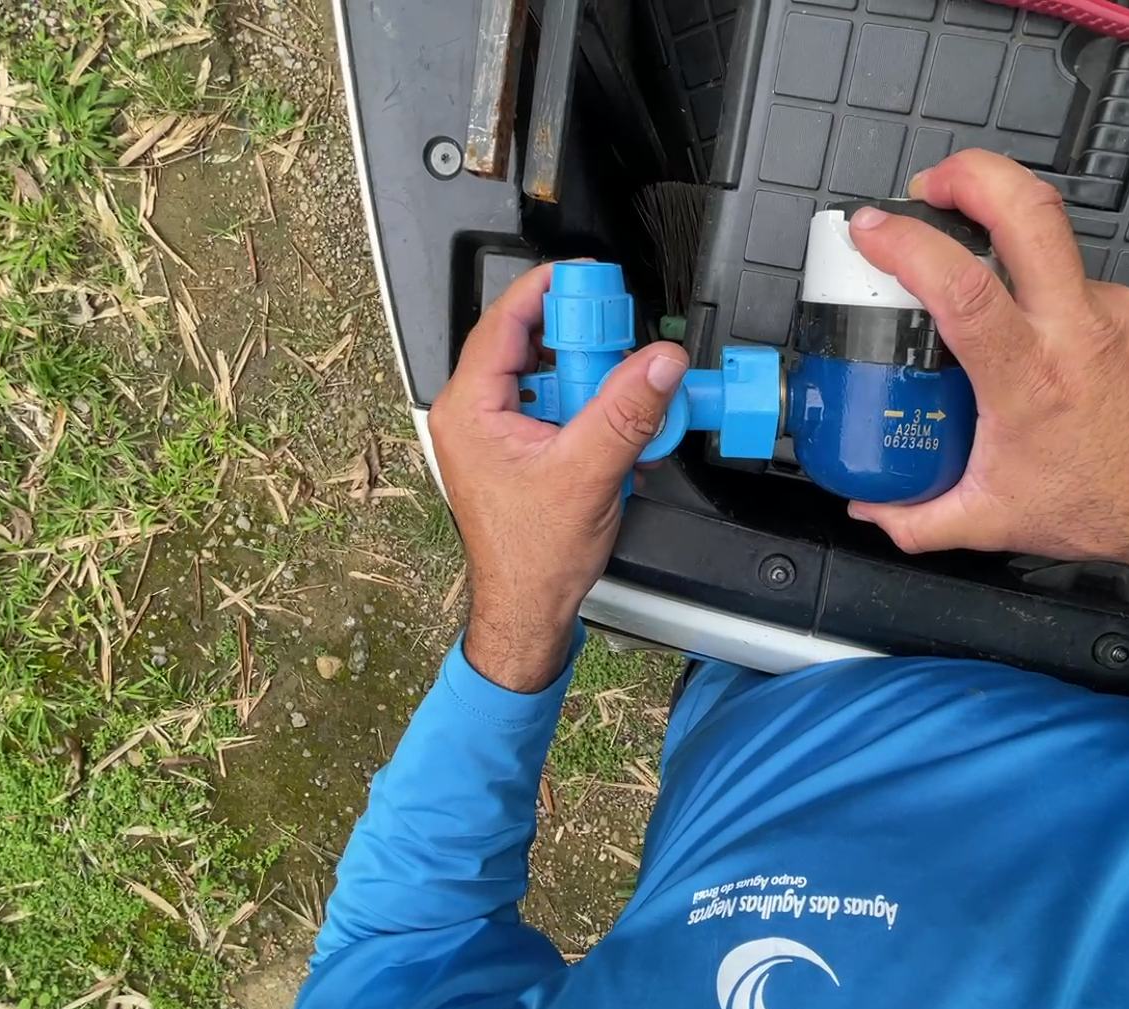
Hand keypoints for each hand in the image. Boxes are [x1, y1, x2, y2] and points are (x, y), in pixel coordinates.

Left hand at [428, 263, 688, 689]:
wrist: (529, 609)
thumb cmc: (532, 558)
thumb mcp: (587, 475)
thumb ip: (627, 413)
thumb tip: (657, 363)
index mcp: (471, 411)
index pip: (505, 323)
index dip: (548, 291)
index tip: (588, 277)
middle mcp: (477, 417)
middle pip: (534, 348)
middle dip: (585, 347)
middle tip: (624, 347)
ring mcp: (500, 436)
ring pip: (552, 382)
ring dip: (596, 386)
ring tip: (626, 402)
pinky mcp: (524, 453)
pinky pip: (560, 413)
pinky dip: (593, 415)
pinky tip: (620, 435)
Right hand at [843, 151, 1128, 633]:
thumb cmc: (1109, 507)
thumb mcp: (989, 522)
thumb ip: (912, 520)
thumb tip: (868, 508)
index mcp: (1030, 380)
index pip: (964, 287)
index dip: (910, 245)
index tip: (873, 229)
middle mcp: (1078, 331)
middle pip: (1029, 210)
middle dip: (972, 174)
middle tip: (930, 184)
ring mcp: (1117, 311)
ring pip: (1050, 245)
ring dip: (1002, 244)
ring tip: (972, 283)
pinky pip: (1076, 283)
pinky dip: (1043, 297)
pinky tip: (1033, 338)